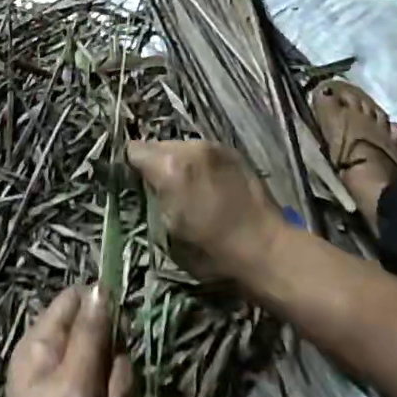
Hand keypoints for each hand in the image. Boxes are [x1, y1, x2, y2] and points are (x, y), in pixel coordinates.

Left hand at [6, 286, 131, 396]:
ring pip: (116, 368)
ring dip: (118, 392)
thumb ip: (89, 332)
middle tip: (105, 387)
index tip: (118, 320)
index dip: (100, 304)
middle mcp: (59, 360)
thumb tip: (100, 284)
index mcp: (40, 344)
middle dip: (113, 361)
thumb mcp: (72, 382)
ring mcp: (78, 389)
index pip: (74, 299)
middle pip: (103, 334)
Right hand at [125, 140, 284, 281]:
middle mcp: (190, 148)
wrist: (265, 248)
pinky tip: (208, 184)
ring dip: (179, 162)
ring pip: (182, 146)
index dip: (131, 166)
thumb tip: (146, 185)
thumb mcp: (168, 231)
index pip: (135, 150)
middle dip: (156, 163)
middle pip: (158, 145)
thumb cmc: (212, 251)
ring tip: (187, 187)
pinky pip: (203, 152)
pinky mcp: (232, 150)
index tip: (134, 182)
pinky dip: (199, 164)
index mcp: (169, 167)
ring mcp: (213, 146)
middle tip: (161, 189)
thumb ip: (153, 198)